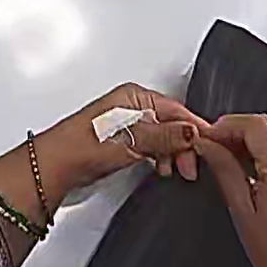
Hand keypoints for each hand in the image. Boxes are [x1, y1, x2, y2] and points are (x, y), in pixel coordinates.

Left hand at [31, 83, 208, 205]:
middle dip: (184, 144)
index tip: (211, 145)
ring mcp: (127, 124)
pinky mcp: (122, 142)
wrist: (55, 168)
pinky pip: (152, 146)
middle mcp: (131, 107)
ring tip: (176, 170)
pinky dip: (160, 157)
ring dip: (172, 153)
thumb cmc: (82, 146)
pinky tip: (161, 169)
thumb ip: (164, 137)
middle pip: (171, 123)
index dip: (194, 128)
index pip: (176, 109)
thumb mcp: (132, 140)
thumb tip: (191, 131)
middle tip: (191, 165)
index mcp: (134, 97)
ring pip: (163, 136)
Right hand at [193, 114, 266, 266]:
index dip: (224, 126)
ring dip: (250, 141)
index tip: (206, 138)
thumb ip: (225, 171)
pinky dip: (265, 153)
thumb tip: (208, 146)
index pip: (253, 125)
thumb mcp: (243, 213)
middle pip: (266, 125)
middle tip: (213, 147)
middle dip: (236, 130)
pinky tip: (250, 171)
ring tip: (228, 161)